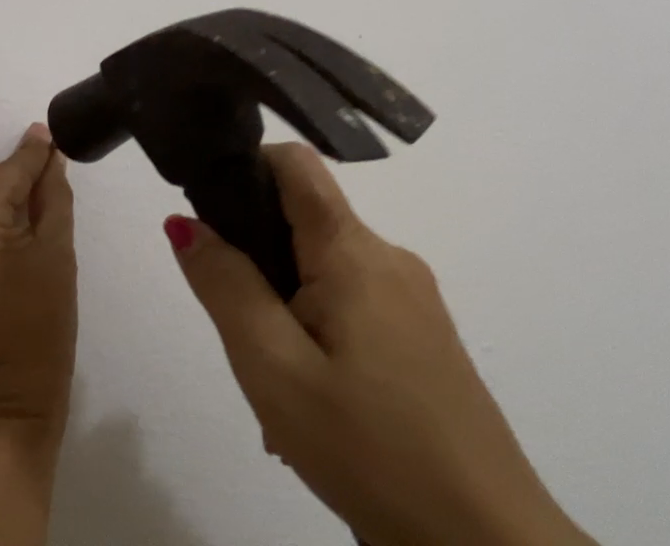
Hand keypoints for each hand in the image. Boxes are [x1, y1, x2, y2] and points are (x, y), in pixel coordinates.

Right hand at [167, 144, 595, 545]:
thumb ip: (225, 284)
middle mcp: (389, 260)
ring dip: (279, 307)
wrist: (485, 544)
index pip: (294, 163)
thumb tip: (183, 221)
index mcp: (354, 252)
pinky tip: (306, 402)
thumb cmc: (368, 447)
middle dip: (253, 258)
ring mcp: (412, 302)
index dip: (242, 165)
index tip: (202, 213)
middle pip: (300, 221)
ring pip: (321, 272)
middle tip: (234, 328)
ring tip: (269, 381)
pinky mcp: (422, 340)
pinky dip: (312, 334)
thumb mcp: (272, 366)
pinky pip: (349, 309)